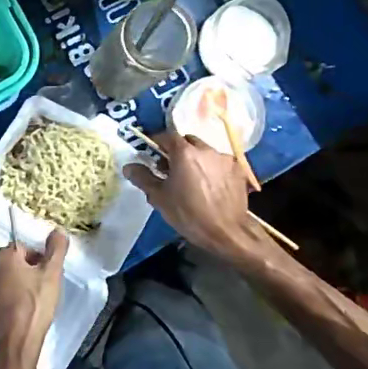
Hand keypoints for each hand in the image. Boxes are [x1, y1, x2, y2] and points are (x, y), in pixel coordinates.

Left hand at [0, 230, 67, 360]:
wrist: (17, 340)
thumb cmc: (35, 303)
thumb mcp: (51, 273)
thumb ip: (56, 248)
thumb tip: (58, 230)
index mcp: (2, 255)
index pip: (23, 248)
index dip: (38, 260)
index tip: (45, 275)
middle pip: (12, 262)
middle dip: (26, 271)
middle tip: (40, 287)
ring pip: (4, 278)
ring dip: (16, 284)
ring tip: (31, 300)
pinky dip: (7, 298)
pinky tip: (19, 310)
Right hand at [124, 131, 265, 261]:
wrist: (226, 232)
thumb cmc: (188, 213)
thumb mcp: (159, 197)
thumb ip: (143, 177)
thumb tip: (129, 166)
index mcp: (184, 152)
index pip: (167, 136)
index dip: (157, 143)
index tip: (152, 153)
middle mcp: (205, 149)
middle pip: (187, 141)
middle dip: (177, 150)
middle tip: (170, 168)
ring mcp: (224, 158)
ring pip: (205, 152)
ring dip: (196, 159)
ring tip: (192, 179)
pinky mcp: (238, 170)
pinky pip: (219, 163)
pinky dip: (212, 169)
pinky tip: (210, 186)